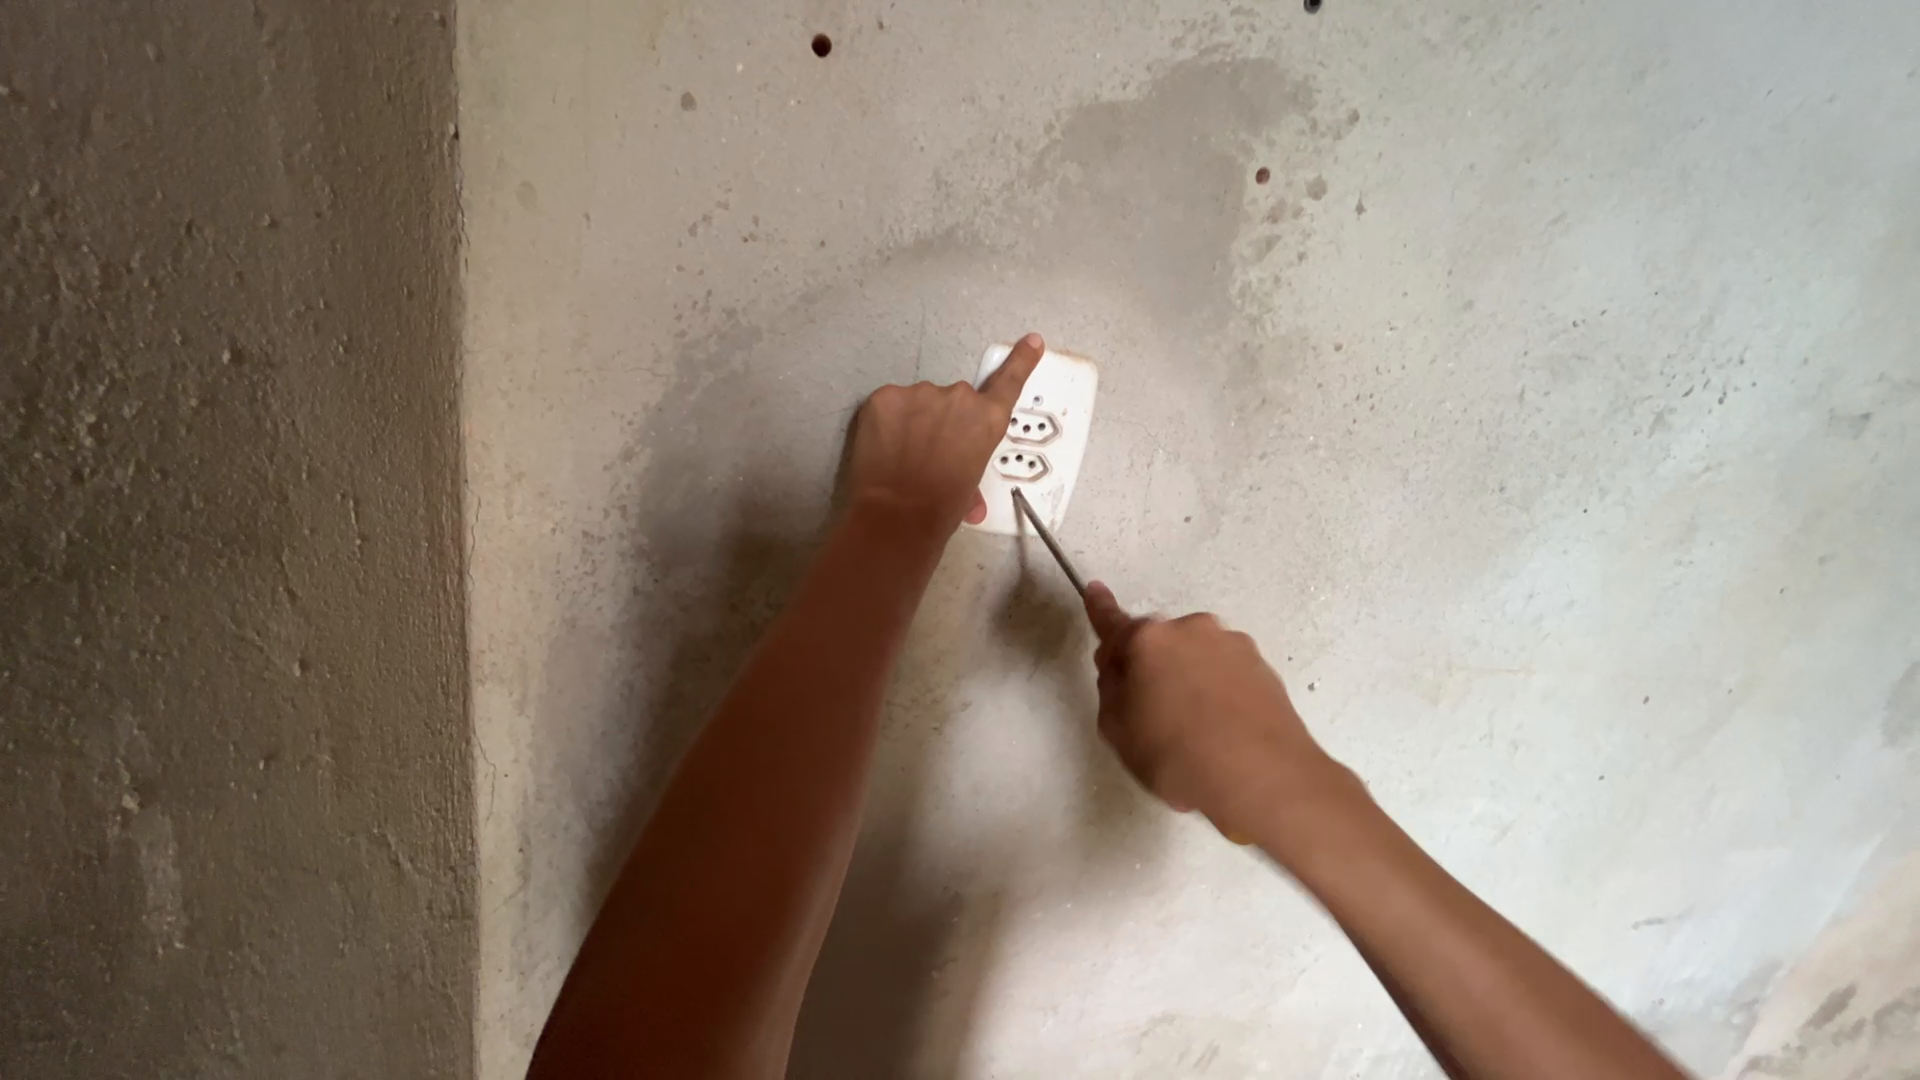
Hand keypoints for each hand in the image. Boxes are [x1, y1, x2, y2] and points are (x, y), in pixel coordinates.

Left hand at [845, 332, 1044, 533]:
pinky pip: (889, 405)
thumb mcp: (969, 489)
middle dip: (941, 422)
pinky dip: (886, 423)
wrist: (898, 515)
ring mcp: (919, 393)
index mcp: (987, 420)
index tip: (1032, 341)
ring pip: (917, 402)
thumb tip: (970, 501)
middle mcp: (958, 398)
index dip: (1021, 361)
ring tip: (902, 457)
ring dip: (912, 422)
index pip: (1008, 382)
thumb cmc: (942, 508)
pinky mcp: (884, 397)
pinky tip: (883, 448)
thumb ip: (969, 470)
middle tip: (927, 456)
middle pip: (951, 401)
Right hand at [1083, 582, 1364, 837]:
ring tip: (1195, 731)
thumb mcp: (1117, 730)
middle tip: (1150, 713)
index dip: (1099, 608)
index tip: (1095, 588)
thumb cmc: (1176, 755)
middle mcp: (1189, 629)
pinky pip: (1226, 673)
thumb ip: (1111, 689)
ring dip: (1187, 678)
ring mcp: (1231, 644)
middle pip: (1157, 643)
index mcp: (1146, 640)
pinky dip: (1218, 692)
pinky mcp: (1262, 666)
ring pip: (1195, 656)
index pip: (1112, 621)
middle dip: (1149, 667)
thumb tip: (1122, 671)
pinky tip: (1222, 731)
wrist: (1264, 778)